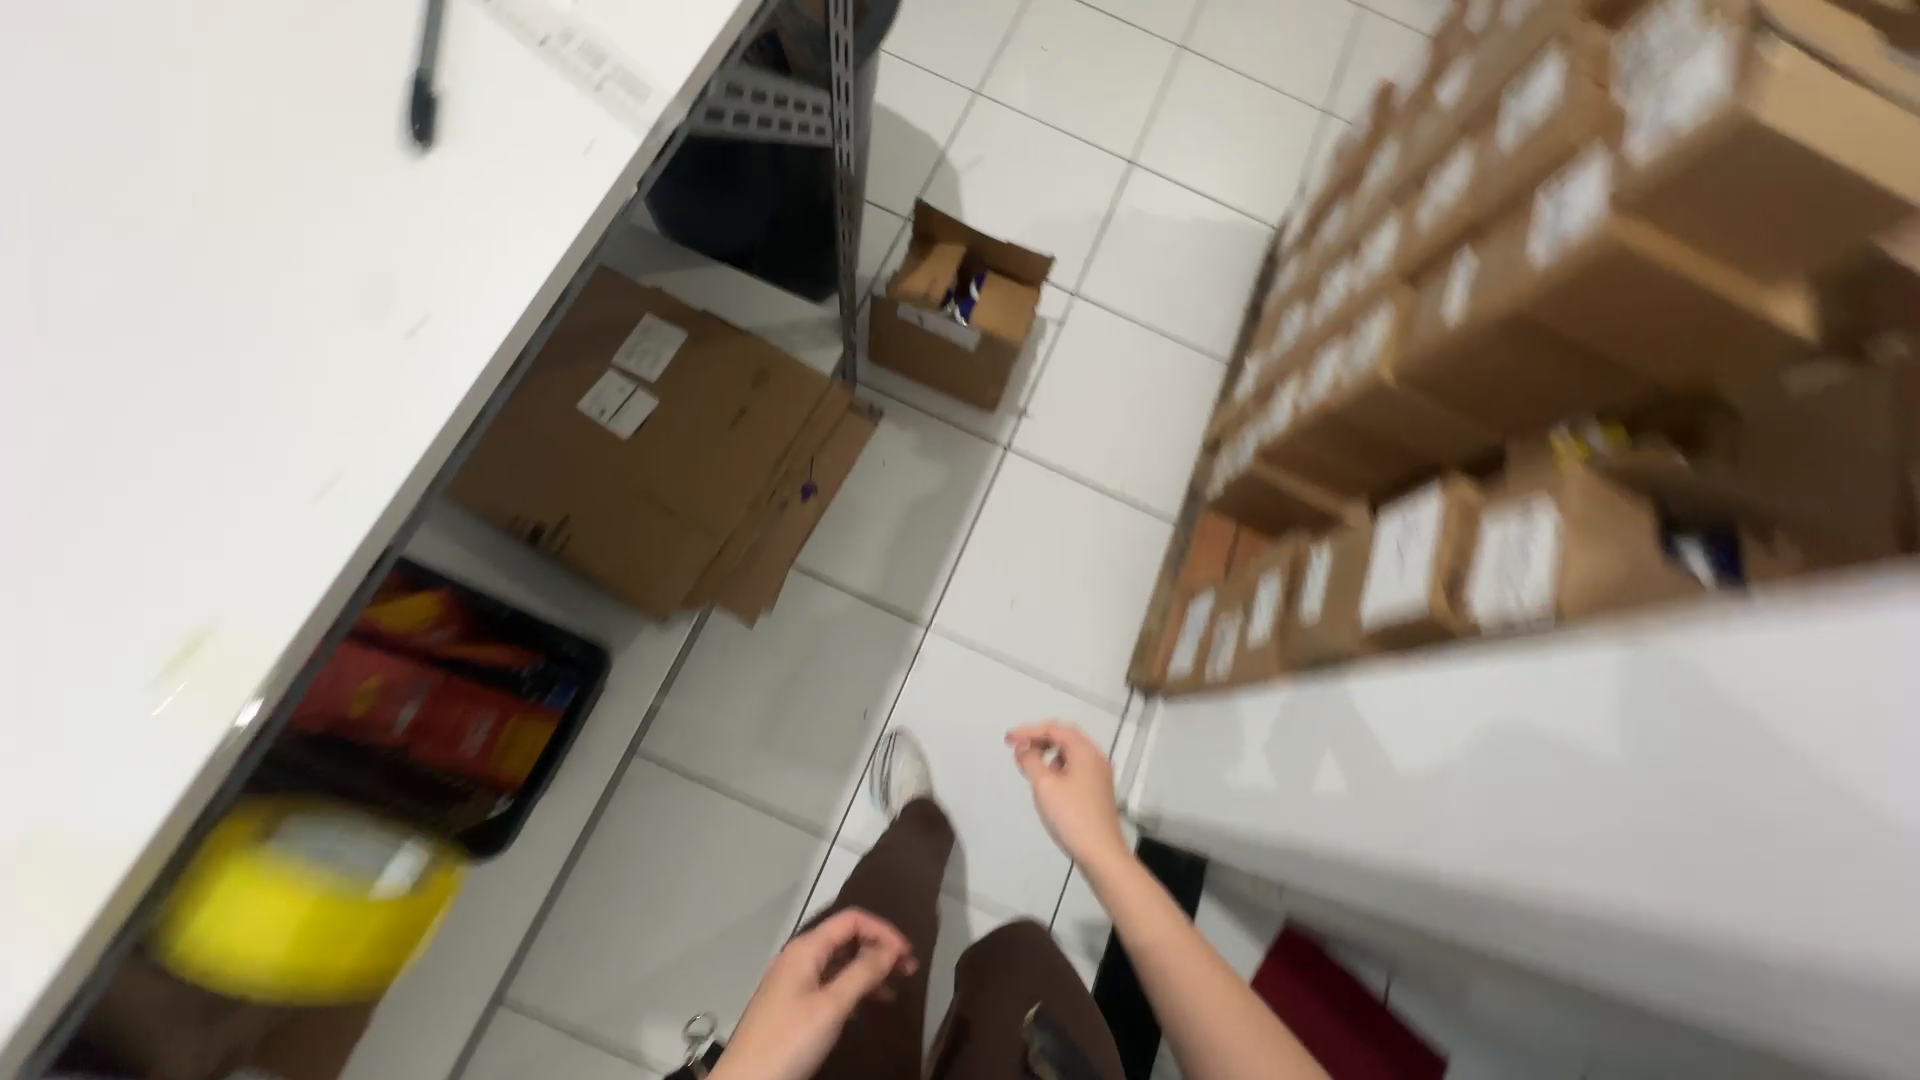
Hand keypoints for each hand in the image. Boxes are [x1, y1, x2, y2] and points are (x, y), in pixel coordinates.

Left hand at [711, 908, 915, 1079]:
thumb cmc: (789, 1041)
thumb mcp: (831, 1006)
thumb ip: (863, 972)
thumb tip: (891, 946)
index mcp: (806, 948)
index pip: (852, 920)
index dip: (883, 931)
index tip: (907, 954)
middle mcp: (799, 957)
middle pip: (845, 939)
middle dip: (878, 950)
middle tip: (908, 971)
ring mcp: (793, 981)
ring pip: (838, 963)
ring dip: (867, 971)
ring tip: (894, 991)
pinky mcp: (791, 1005)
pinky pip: (828, 984)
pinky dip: (851, 989)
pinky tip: (865, 1008)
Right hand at [1006, 720, 1130, 869]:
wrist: (1101, 853)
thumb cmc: (1071, 816)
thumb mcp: (1044, 785)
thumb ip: (1030, 760)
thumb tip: (1023, 747)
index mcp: (1085, 750)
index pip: (1053, 729)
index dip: (1028, 731)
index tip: (1007, 741)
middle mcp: (1096, 756)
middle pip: (1065, 736)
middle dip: (1040, 739)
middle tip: (1019, 748)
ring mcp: (1100, 774)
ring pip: (1071, 752)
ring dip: (1050, 752)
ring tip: (1032, 766)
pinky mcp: (1098, 789)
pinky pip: (1076, 767)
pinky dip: (1059, 766)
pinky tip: (1050, 783)